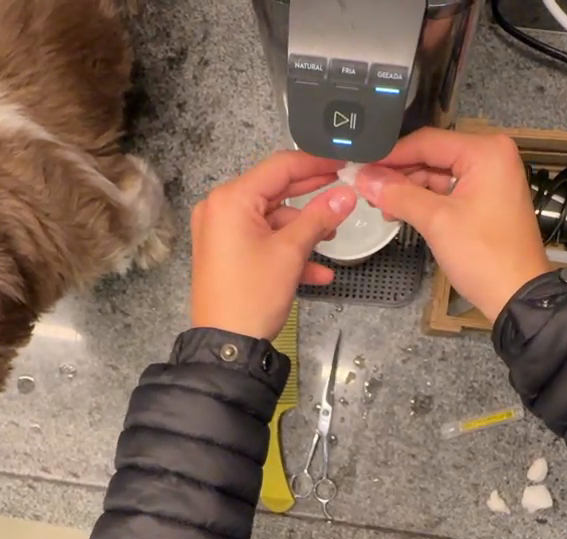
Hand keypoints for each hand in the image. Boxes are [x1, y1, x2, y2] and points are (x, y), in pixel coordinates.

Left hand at [190, 151, 357, 340]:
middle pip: (274, 193)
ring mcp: (220, 234)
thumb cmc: (252, 296)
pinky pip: (260, 243)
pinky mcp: (225, 256)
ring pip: (271, 222)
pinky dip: (285, 253)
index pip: (280, 167)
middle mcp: (220, 210)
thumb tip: (346, 194)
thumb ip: (319, 218)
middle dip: (311, 201)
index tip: (342, 165)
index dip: (315, 165)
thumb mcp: (290, 253)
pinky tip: (317, 272)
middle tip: (342, 196)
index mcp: (231, 199)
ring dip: (302, 233)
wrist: (225, 345)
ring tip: (333, 240)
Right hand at [353, 129, 553, 321]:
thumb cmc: (483, 256)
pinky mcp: (486, 201)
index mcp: (485, 151)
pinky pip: (449, 192)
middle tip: (365, 189)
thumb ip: (399, 195)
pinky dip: (426, 201)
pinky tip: (402, 212)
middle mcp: (491, 157)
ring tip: (380, 206)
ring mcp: (490, 179)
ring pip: (439, 176)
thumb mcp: (436, 222)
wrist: (516, 295)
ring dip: (410, 190)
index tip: (361, 166)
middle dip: (399, 174)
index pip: (427, 142)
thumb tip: (364, 179)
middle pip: (433, 157)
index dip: (391, 154)